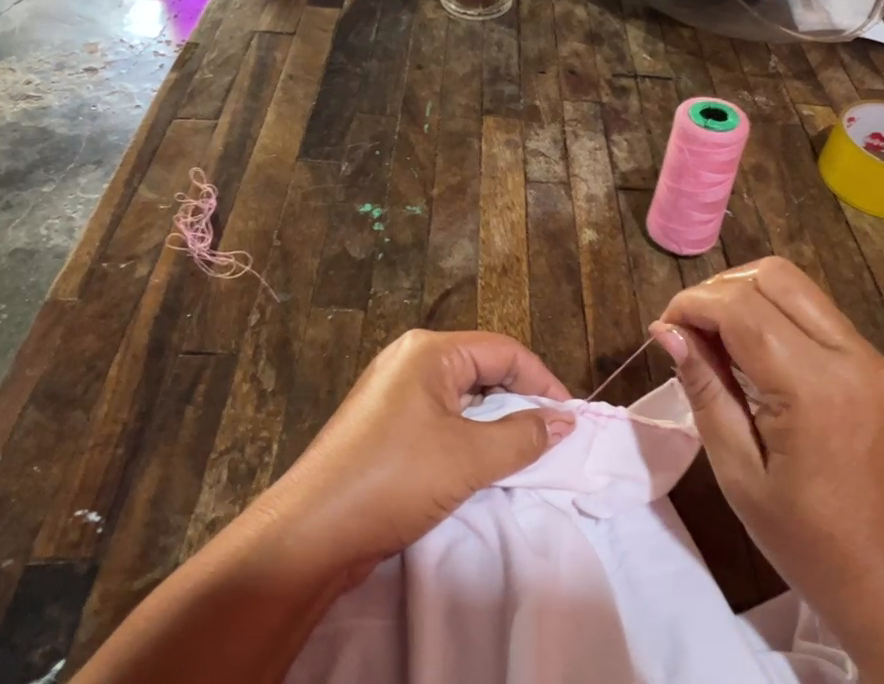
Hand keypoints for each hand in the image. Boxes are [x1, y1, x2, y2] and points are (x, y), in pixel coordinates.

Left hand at [254, 329, 576, 583]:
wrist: (312, 533)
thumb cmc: (394, 479)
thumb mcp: (469, 457)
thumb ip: (523, 435)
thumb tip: (563, 420)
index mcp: (429, 351)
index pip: (504, 351)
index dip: (543, 381)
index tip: (571, 419)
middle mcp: (410, 361)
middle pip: (483, 369)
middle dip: (520, 402)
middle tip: (551, 439)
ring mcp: (393, 394)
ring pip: (463, 398)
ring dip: (495, 424)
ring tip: (523, 455)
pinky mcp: (384, 426)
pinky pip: (441, 420)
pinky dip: (468, 438)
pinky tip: (483, 466)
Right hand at [651, 257, 883, 642]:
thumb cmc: (804, 541)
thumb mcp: (737, 471)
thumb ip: (705, 390)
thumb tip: (667, 331)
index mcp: (815, 388)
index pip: (742, 307)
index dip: (692, 304)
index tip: (663, 329)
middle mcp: (851, 357)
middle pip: (775, 275)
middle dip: (719, 290)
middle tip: (688, 331)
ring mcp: (871, 359)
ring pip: (798, 287)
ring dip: (747, 297)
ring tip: (715, 341)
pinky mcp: (877, 368)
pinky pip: (817, 315)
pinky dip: (776, 315)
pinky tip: (752, 355)